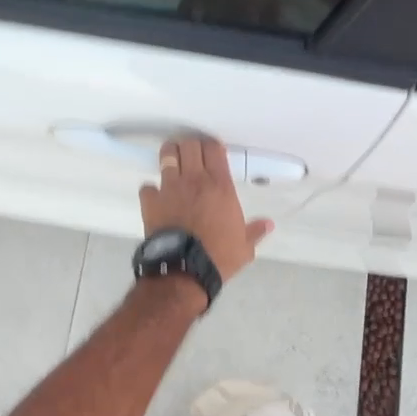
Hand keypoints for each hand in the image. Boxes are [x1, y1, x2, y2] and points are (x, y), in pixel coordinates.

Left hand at [140, 136, 273, 281]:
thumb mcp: (244, 247)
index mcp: (220, 186)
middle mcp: (195, 180)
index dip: (212, 145)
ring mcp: (170, 188)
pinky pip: (148, 186)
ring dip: (170, 154)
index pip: (214, 149)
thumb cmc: (219, 256)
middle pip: (190, 145)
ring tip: (172, 160)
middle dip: (190, 145)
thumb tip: (269, 224)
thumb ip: (255, 231)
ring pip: (168, 155)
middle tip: (192, 154)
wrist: (185, 270)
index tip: (212, 151)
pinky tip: (156, 197)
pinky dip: (151, 190)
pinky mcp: (151, 201)